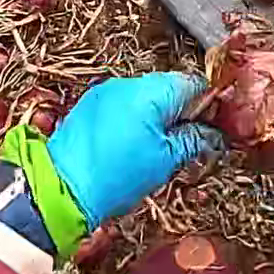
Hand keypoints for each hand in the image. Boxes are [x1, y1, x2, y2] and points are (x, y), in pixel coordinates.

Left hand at [47, 71, 223, 227]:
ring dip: (160, 114)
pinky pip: (126, 102)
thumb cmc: (114, 176)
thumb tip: (214, 134)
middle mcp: (129, 83)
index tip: (214, 124)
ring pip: (148, 95)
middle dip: (184, 110)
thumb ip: (193, 139)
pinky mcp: (92, 104)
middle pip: (171, 87)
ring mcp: (107, 91)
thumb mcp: (164, 160)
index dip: (208, 104)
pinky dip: (137, 116)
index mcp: (151, 91)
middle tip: (190, 140)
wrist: (59, 190)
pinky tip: (135, 142)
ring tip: (160, 146)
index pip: (194, 84)